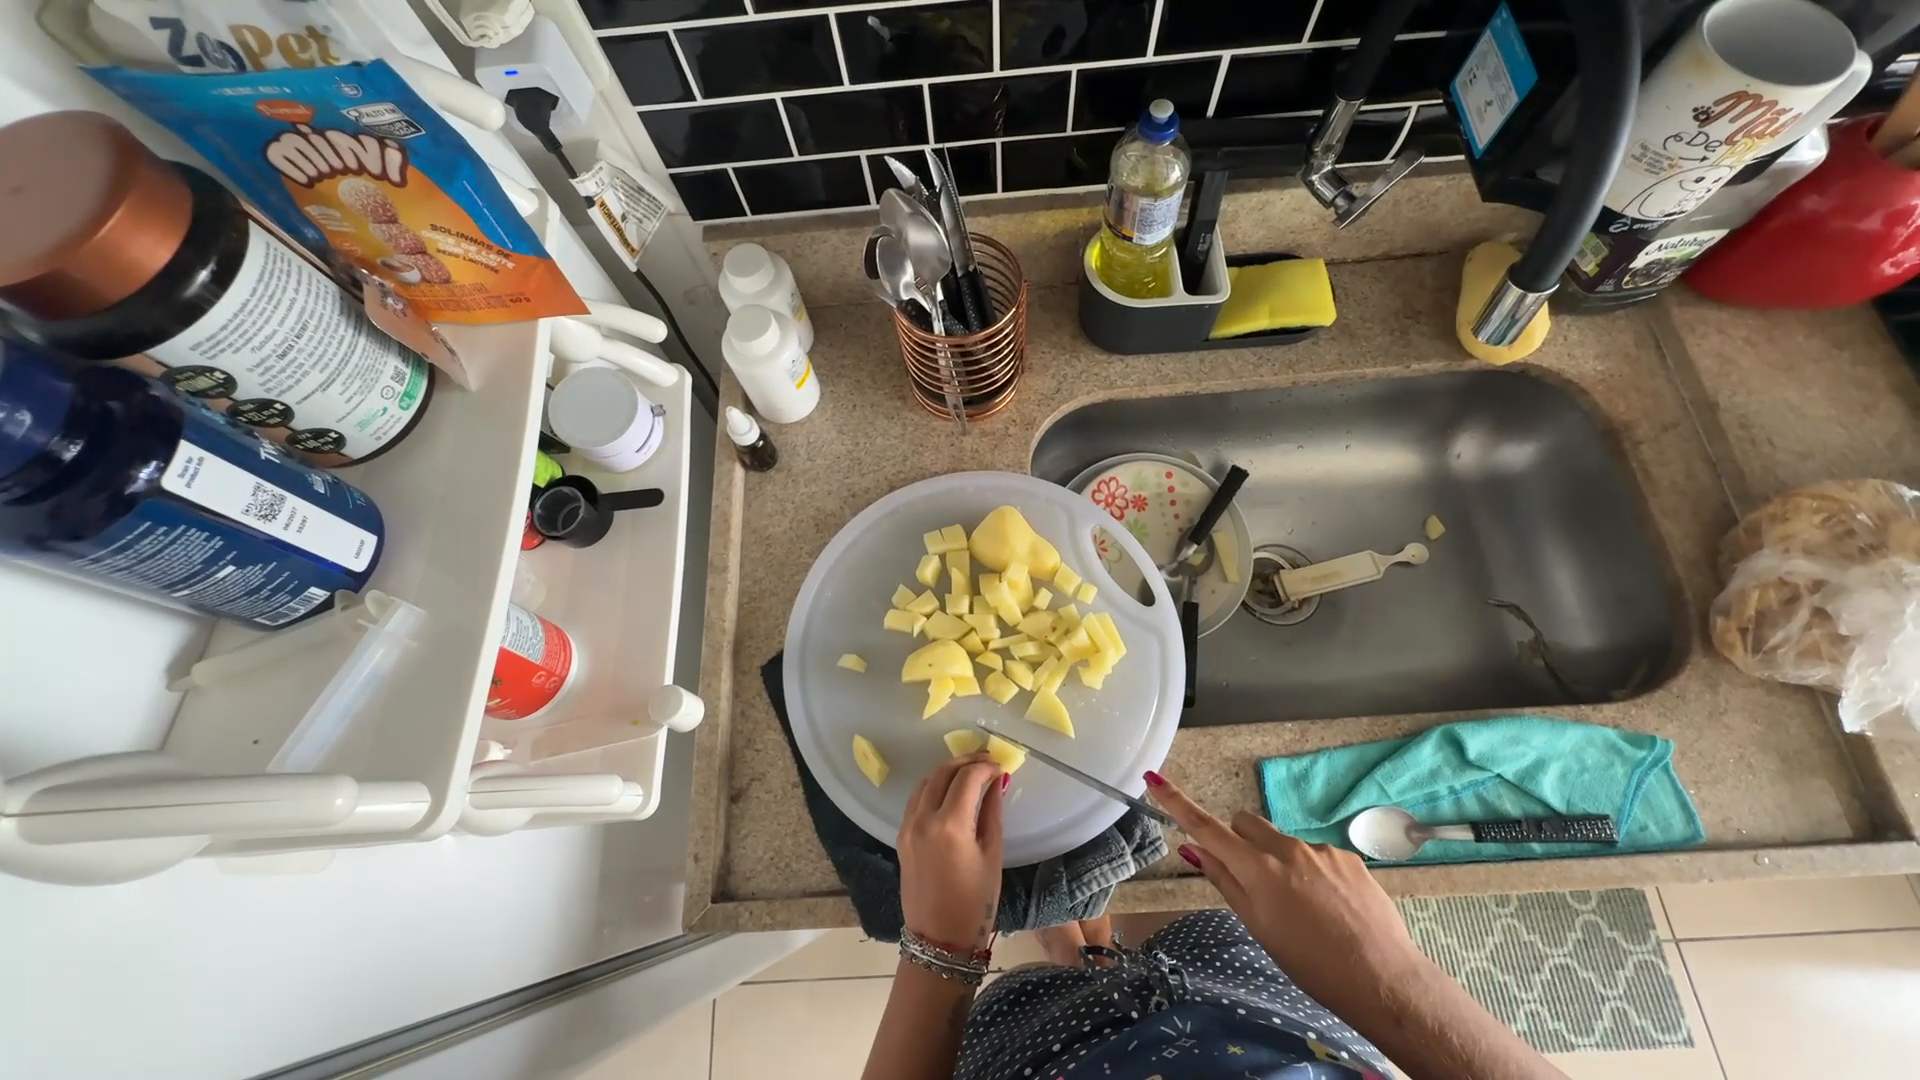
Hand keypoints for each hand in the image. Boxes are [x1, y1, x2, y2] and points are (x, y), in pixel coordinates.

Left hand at [898, 752, 1005, 950]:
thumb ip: (992, 813)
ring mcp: (908, 827)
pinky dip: (932, 787)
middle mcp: (923, 819)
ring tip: (968, 770)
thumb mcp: (992, 855)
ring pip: (925, 783)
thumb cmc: (974, 903)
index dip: (985, 767)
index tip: (1000, 767)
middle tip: (985, 759)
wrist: (939, 939)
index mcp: (950, 825)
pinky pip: (916, 800)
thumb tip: (996, 782)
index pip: (967, 778)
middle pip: (942, 774)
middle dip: (965, 761)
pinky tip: (948, 790)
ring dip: (947, 771)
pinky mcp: (901, 836)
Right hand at [1144, 772, 1428, 1010]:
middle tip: (1251, 879)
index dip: (1177, 803)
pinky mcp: (1347, 856)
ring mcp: (1319, 849)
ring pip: (1281, 840)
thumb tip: (1193, 849)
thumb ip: (1225, 881)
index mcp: (1257, 868)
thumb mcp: (1257, 926)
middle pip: (1245, 822)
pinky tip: (1329, 905)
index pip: (1206, 827)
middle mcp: (1286, 848)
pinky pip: (1314, 853)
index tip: (1154, 778)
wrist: (1383, 979)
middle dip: (1238, 839)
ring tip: (1301, 906)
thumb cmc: (1310, 964)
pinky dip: (1310, 871)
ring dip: (1277, 859)